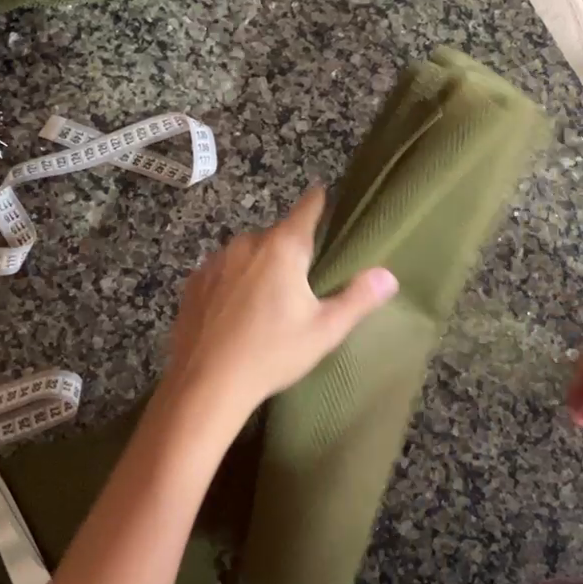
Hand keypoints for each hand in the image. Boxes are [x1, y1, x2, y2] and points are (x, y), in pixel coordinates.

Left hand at [163, 187, 397, 422]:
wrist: (204, 386)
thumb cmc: (271, 354)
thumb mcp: (324, 330)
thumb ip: (358, 298)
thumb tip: (388, 276)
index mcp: (284, 246)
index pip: (308, 206)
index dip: (320, 201)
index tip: (326, 197)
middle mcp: (248, 242)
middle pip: (279, 234)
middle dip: (291, 251)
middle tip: (302, 285)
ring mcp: (216, 260)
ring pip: (249, 253)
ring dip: (260, 267)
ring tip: (267, 304)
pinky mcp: (194, 281)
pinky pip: (223, 271)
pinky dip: (232, 283)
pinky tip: (236, 314)